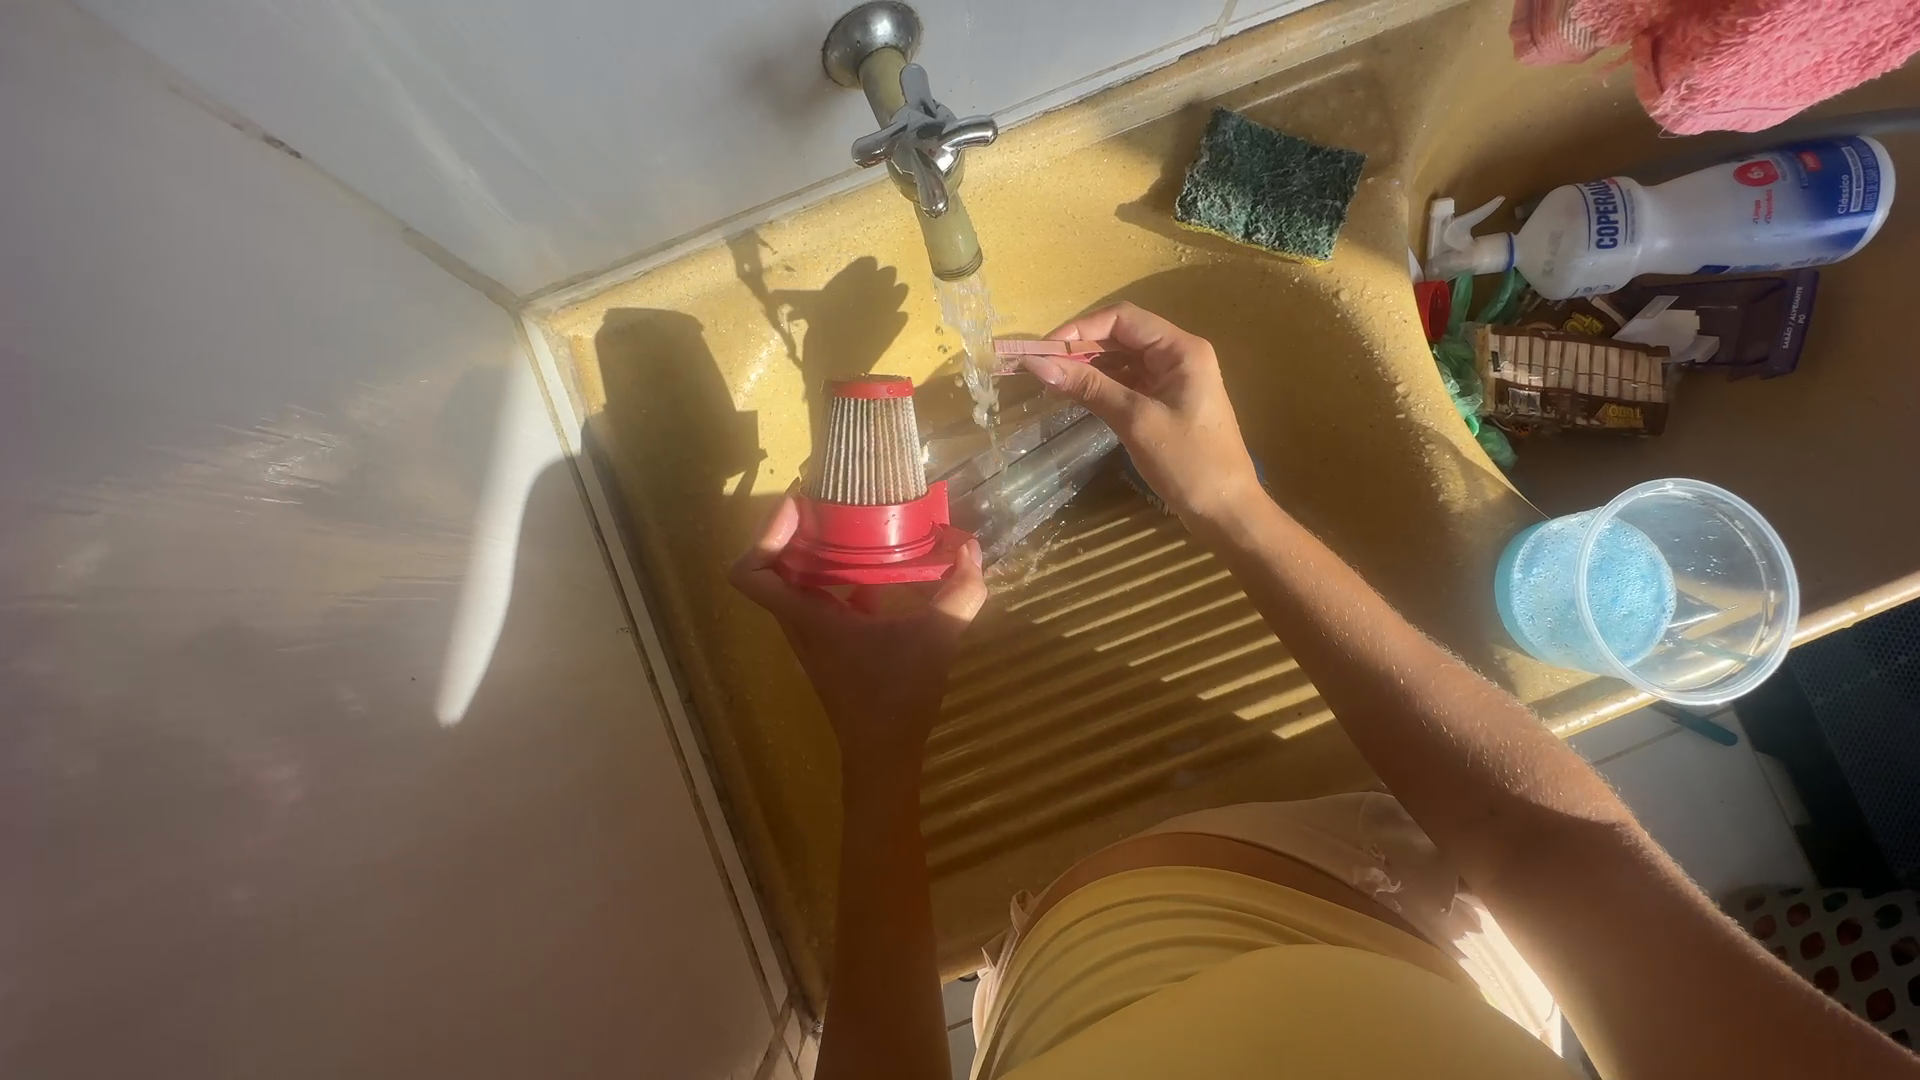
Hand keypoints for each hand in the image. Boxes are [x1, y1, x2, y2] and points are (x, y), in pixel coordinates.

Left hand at [729, 496, 987, 780]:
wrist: (884, 753)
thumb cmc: (899, 696)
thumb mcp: (938, 637)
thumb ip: (960, 592)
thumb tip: (971, 547)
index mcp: (810, 617)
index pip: (750, 574)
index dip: (764, 533)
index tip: (799, 507)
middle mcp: (801, 623)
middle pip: (774, 566)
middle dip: (797, 530)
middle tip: (833, 503)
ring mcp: (813, 635)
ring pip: (798, 582)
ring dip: (818, 552)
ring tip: (855, 525)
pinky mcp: (831, 645)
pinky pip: (822, 598)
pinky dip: (841, 578)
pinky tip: (881, 571)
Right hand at [1021, 302, 1263, 527]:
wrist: (1225, 509)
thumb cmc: (1188, 462)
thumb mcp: (1135, 421)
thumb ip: (1089, 387)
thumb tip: (1038, 365)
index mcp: (1181, 350)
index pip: (1123, 319)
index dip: (1080, 329)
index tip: (1043, 350)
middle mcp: (1178, 356)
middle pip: (1121, 337)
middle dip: (1080, 348)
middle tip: (1040, 368)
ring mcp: (1172, 380)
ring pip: (1121, 361)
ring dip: (1087, 368)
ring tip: (1051, 381)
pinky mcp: (1165, 403)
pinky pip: (1127, 383)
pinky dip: (1100, 386)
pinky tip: (1075, 395)